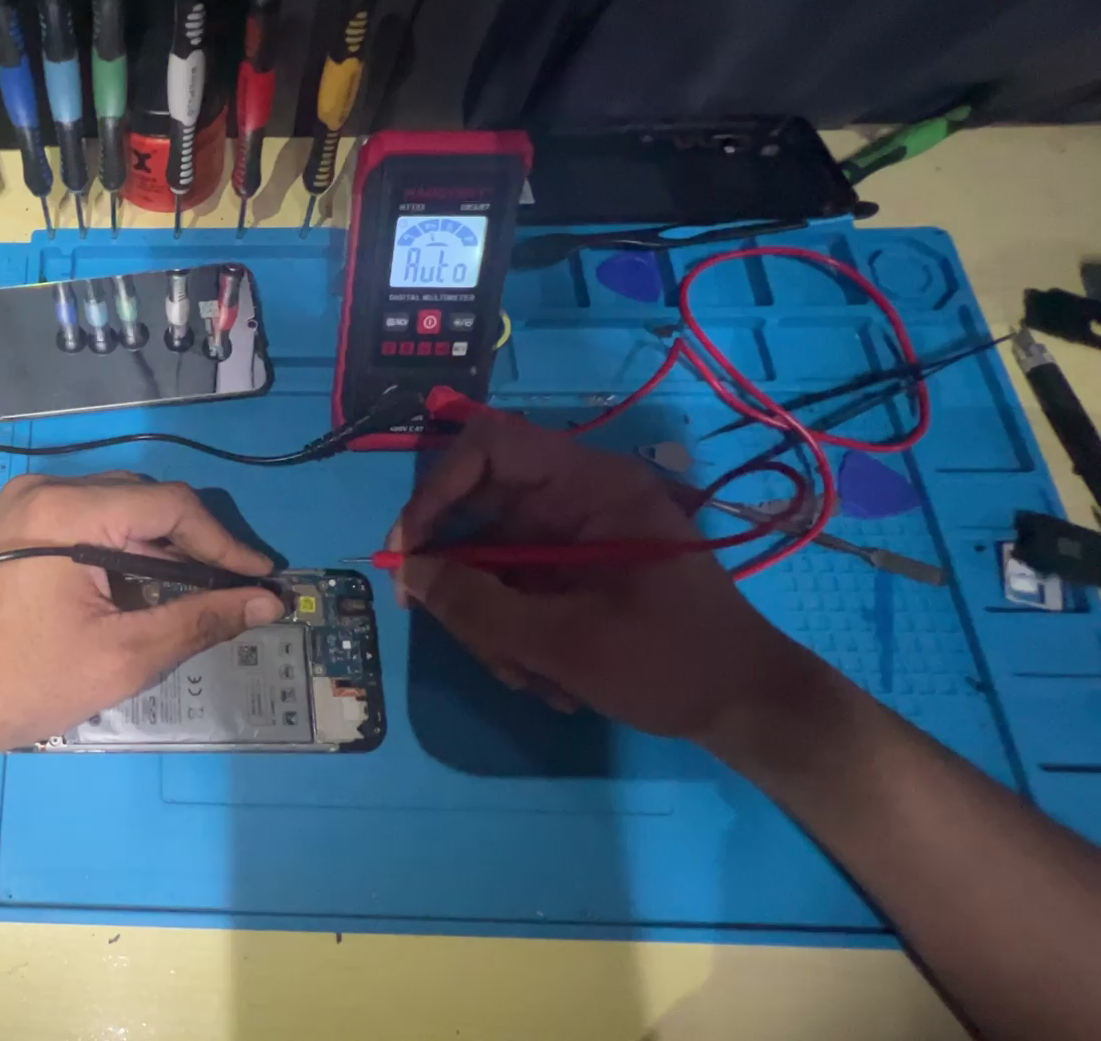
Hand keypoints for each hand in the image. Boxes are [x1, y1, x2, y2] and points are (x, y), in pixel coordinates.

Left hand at [0, 473, 286, 763]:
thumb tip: (268, 602)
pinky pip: (82, 524)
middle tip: (229, 591)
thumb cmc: (19, 684)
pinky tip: (136, 591)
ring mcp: (21, 505)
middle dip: (192, 547)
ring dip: (156, 551)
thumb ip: (200, 620)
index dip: (224, 543)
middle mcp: (43, 490)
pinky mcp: (11, 527)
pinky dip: (118, 553)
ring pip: (113, 512)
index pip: (170, 505)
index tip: (262, 578)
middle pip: (142, 502)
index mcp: (67, 511)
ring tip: (190, 596)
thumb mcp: (122, 656)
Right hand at [388, 410, 824, 740]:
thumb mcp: (566, 641)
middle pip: (471, 511)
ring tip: (522, 673)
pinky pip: (502, 587)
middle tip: (438, 621)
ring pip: (480, 559)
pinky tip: (538, 674)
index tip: (411, 550)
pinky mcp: (560, 571)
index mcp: (589, 487)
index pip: (488, 447)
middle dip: (455, 576)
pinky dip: (503, 631)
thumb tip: (407, 572)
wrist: (748, 708)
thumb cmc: (674, 663)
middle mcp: (570, 500)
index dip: (435, 488)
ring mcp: (563, 537)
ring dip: (483, 619)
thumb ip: (477, 605)